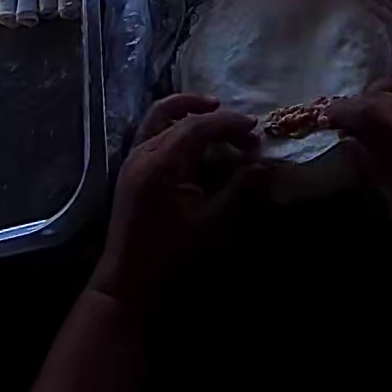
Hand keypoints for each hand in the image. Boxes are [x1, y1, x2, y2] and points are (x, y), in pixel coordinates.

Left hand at [89, 94, 263, 310]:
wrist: (127, 281)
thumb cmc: (172, 256)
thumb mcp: (211, 224)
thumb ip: (238, 190)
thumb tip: (264, 166)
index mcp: (162, 163)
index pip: (196, 127)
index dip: (227, 123)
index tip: (254, 126)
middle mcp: (143, 152)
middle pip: (178, 118)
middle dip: (213, 118)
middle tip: (241, 128)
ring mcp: (132, 158)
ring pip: (158, 117)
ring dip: (186, 110)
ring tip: (213, 113)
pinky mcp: (130, 168)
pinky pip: (151, 131)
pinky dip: (172, 124)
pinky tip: (191, 137)